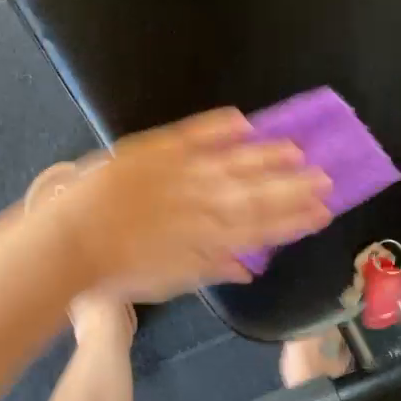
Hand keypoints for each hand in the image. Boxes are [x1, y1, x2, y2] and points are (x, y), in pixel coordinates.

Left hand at [45, 108, 332, 302]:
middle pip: (257, 194)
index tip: (322, 210)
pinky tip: (243, 120)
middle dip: (293, 187)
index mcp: (208, 240)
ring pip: (234, 162)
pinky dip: (219, 126)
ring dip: (267, 156)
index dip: (294, 219)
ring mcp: (181, 173)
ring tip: (297, 148)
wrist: (74, 237)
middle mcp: (203, 204)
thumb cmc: (118, 267)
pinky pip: (195, 133)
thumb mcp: (170, 281)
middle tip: (326, 177)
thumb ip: (212, 269)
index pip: (262, 228)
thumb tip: (248, 267)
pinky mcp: (157, 149)